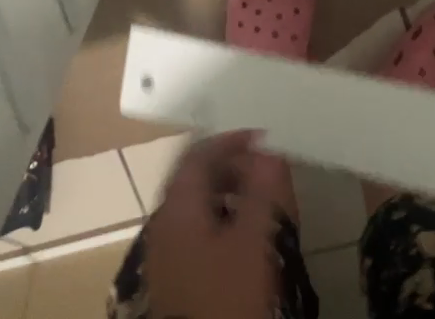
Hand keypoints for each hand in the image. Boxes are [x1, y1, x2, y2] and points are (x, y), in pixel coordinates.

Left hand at [144, 131, 278, 318]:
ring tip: (261, 200)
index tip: (264, 138)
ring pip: (195, 204)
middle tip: (266, 170)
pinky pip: (195, 228)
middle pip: (194, 177)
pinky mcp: (173, 274)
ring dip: (227, 192)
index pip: (198, 153)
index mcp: (177, 206)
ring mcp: (165, 250)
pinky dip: (221, 217)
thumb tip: (270, 150)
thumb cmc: (227, 297)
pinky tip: (244, 235)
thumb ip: (262, 191)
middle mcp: (164, 221)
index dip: (231, 140)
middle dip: (231, 165)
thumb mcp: (252, 241)